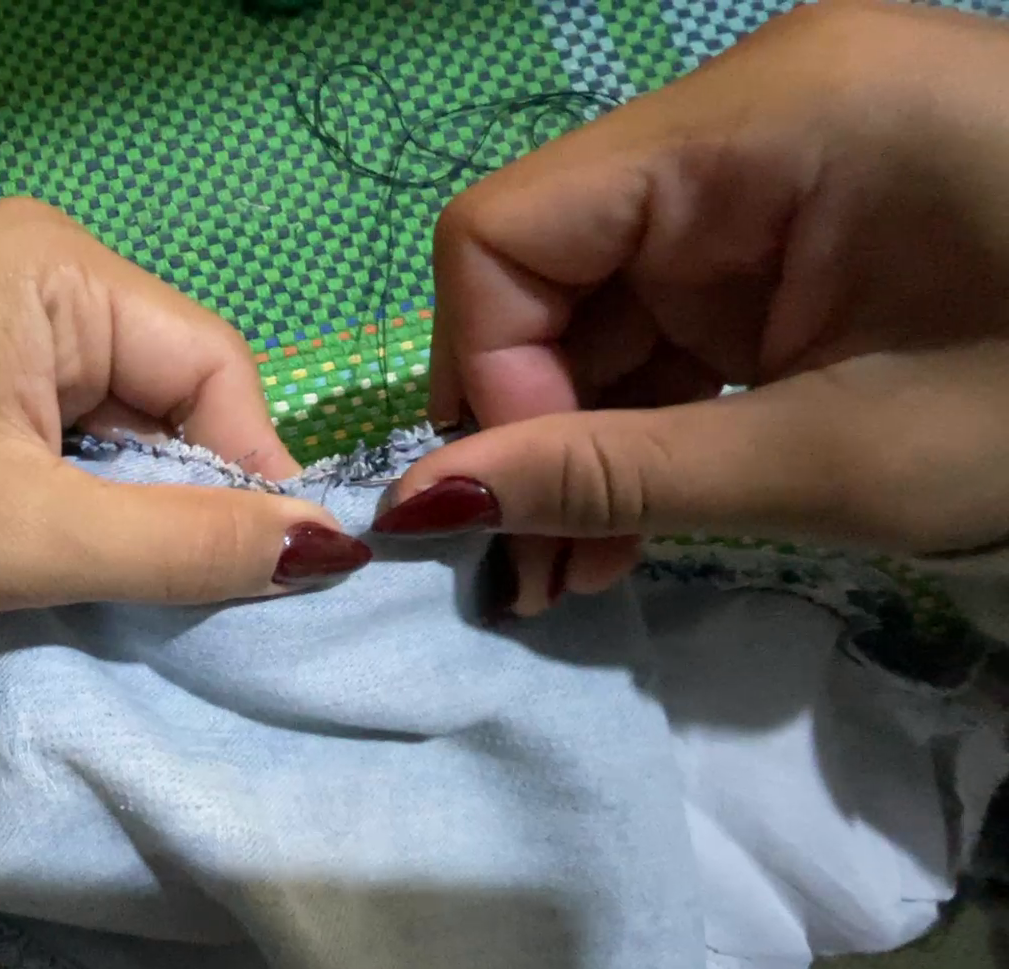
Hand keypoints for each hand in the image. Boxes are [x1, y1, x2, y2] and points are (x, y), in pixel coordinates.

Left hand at [0, 198, 370, 628]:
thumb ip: (184, 543)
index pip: (206, 360)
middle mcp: (38, 272)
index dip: (247, 462)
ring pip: (135, 417)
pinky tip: (75, 532)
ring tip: (106, 555)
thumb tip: (330, 549)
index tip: (268, 558)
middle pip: (173, 387)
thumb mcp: (36, 536)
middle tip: (175, 569)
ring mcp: (13, 321)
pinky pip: (88, 431)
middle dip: (184, 484)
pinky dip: (100, 491)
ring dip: (141, 495)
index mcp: (48, 264)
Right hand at [373, 0, 1008, 616]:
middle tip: (536, 559)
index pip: (499, 236)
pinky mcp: (754, 244)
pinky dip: (614, 434)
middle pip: (524, 285)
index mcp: (759, 123)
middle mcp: (727, 128)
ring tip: (579, 564)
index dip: (481, 367)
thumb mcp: (837, 459)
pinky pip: (628, 339)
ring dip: (562, 451)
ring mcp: (740, 186)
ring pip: (567, 327)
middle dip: (519, 431)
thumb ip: (605, 474)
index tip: (527, 481)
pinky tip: (623, 519)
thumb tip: (412, 505)